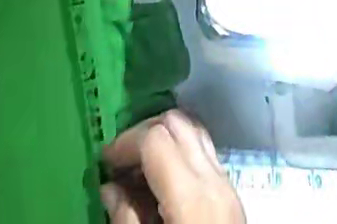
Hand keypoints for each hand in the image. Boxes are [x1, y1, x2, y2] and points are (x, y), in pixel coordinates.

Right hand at [100, 111, 244, 223]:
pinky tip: (162, 178)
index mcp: (192, 196)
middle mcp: (215, 179)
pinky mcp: (232, 193)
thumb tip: (110, 188)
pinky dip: (180, 151)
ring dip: (163, 137)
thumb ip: (126, 220)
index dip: (125, 142)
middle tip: (119, 161)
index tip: (104, 161)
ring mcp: (227, 183)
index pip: (157, 138)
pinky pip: (205, 152)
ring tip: (138, 167)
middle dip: (143, 132)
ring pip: (194, 130)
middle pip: (177, 123)